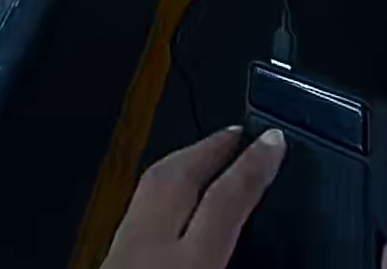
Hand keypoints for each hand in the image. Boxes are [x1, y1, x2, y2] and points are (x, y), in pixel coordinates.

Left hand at [101, 128, 284, 268]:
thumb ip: (238, 253)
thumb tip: (253, 231)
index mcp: (187, 267)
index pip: (225, 201)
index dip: (254, 166)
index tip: (274, 140)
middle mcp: (148, 247)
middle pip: (180, 174)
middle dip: (212, 146)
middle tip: (242, 131)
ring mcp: (123, 246)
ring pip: (154, 181)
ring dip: (185, 158)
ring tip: (212, 150)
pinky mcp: (112, 252)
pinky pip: (141, 201)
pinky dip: (162, 183)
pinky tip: (173, 189)